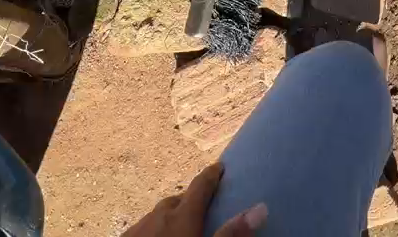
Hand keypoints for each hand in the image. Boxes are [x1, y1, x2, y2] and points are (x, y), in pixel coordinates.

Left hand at [123, 163, 266, 236]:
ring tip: (176, 226)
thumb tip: (261, 207)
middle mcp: (158, 216)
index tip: (220, 167)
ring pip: (155, 215)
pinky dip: (151, 230)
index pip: (200, 186)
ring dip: (168, 216)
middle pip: (176, 200)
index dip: (211, 175)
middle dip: (188, 199)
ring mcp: (136, 229)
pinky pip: (140, 229)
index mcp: (182, 216)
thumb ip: (230, 234)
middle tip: (200, 206)